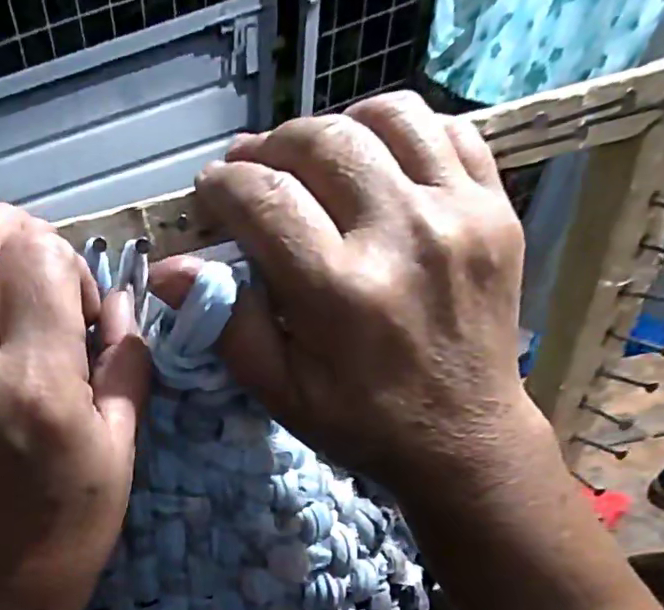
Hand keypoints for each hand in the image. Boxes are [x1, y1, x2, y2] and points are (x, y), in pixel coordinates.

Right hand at [189, 91, 544, 505]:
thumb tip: (167, 271)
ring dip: (331, 128)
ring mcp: (460, 213)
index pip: (265, 200)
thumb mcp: (275, 388)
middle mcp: (403, 235)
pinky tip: (367, 162)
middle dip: (268, 149)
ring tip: (304, 158)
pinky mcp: (495, 206)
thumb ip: (224, 323)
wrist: (459, 435)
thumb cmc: (355, 420)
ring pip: (386, 118)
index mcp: (338, 291)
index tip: (206, 194)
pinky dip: (395, 133)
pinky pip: (445, 131)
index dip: (223, 187)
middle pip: (321, 144)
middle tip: (246, 173)